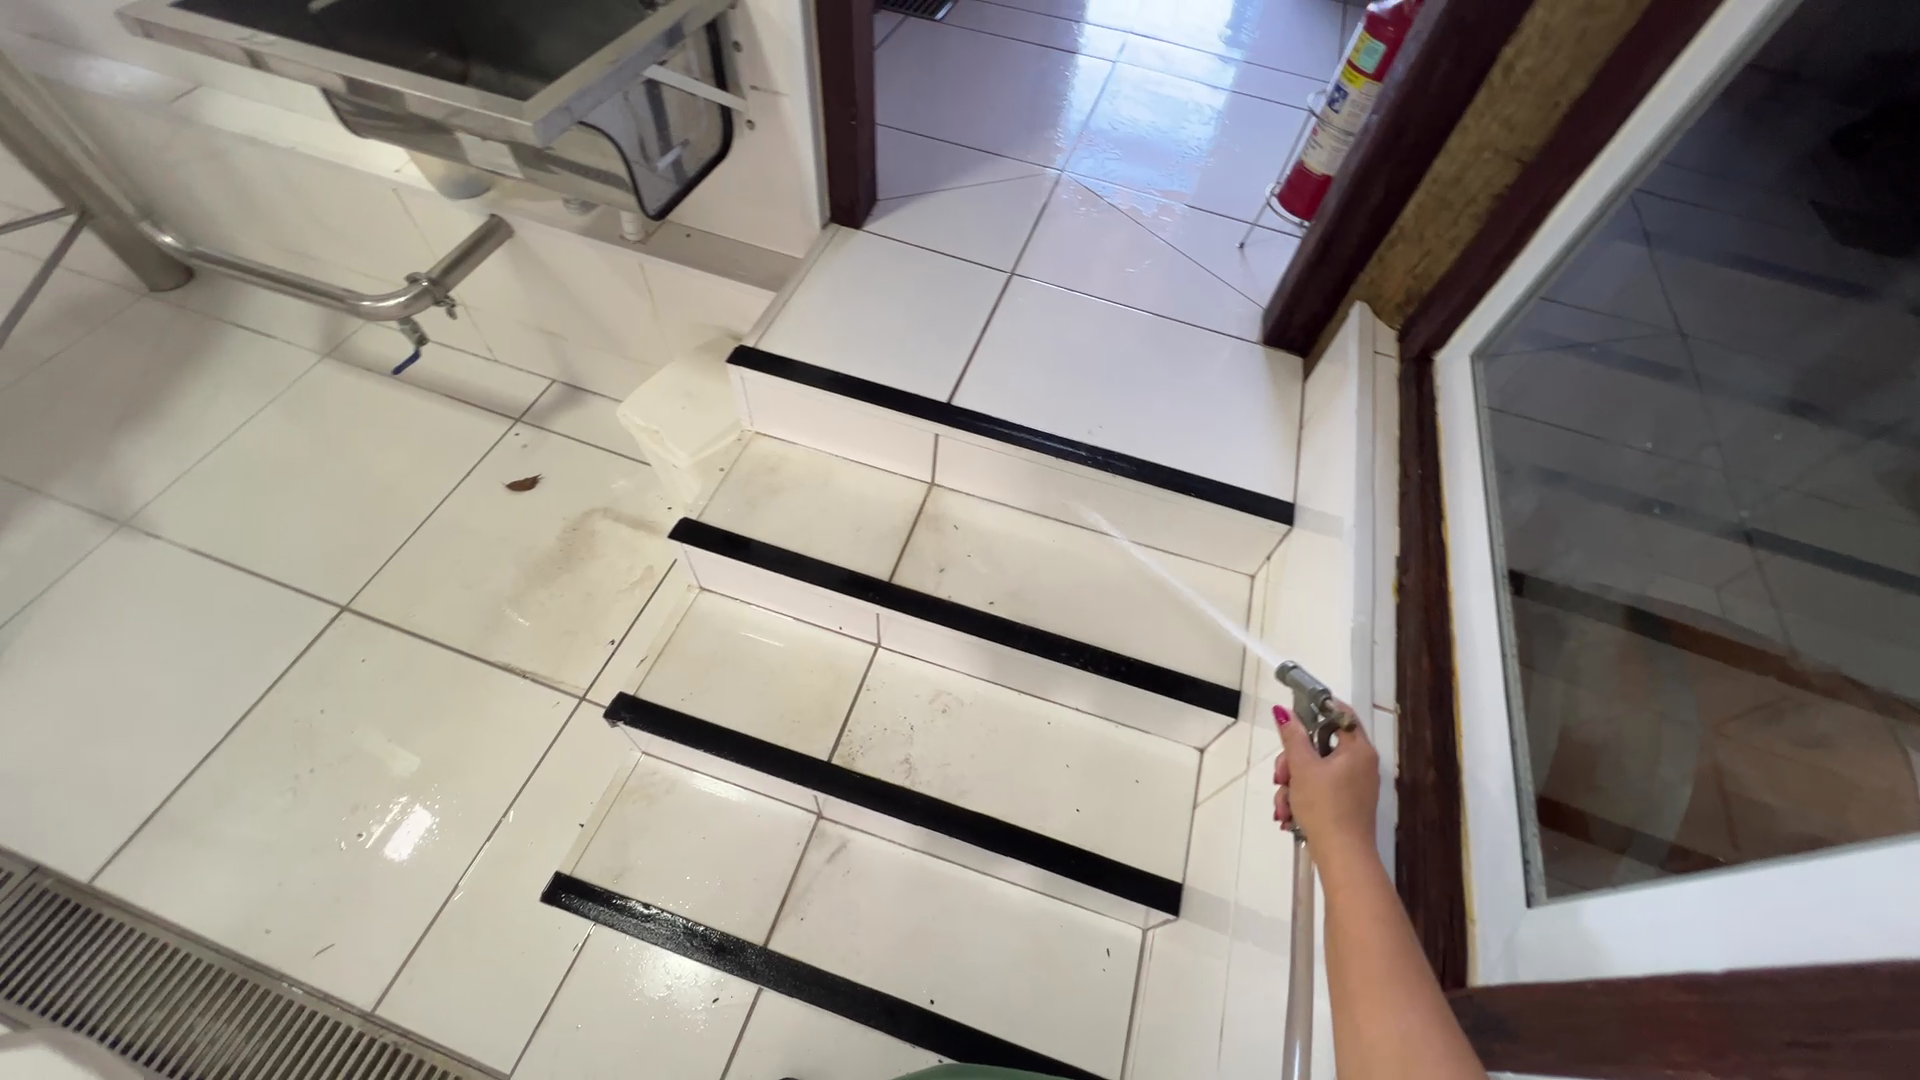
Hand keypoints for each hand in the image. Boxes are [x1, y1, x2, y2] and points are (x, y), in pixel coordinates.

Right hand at [1272, 701, 1378, 856]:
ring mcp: (1354, 785)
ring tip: (1282, 803)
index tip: (1292, 717)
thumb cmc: (1325, 806)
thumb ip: (1292, 736)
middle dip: (1292, 759)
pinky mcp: (1346, 803)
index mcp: (1357, 749)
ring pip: (1314, 769)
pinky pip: (1319, 788)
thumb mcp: (1302, 767)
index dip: (1316, 709)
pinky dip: (1301, 797)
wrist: (1342, 856)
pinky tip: (1288, 814)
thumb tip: (1283, 710)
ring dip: (1292, 782)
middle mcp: (1360, 764)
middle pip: (1320, 744)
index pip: (1340, 713)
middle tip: (1280, 775)